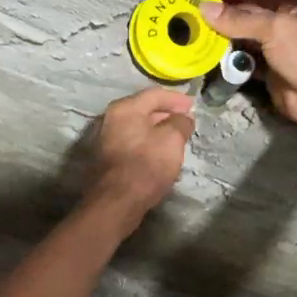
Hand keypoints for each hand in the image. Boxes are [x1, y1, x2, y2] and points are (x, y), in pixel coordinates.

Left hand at [90, 88, 195, 215]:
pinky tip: (157, 153)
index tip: (193, 106)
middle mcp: (109, 119)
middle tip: (184, 121)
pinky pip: (129, 143)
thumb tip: (183, 118)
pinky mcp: (104, 158)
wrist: (115, 202)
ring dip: (155, 130)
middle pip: (142, 110)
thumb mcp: (172, 140)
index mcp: (124, 108)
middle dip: (165, 114)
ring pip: (135, 128)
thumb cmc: (145, 165)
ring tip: (174, 138)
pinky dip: (145, 143)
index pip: (154, 94)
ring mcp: (103, 139)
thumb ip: (181, 123)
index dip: (177, 99)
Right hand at [201, 0, 296, 125]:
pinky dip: (232, 61)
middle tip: (196, 15)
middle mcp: (287, 26)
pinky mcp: (272, 74)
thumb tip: (204, 7)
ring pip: (247, 41)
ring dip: (226, 39)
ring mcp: (279, 51)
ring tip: (198, 36)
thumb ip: (239, 19)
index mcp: (294, 7)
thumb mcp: (275, 29)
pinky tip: (212, 58)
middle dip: (226, 16)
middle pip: (251, 17)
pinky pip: (247, 63)